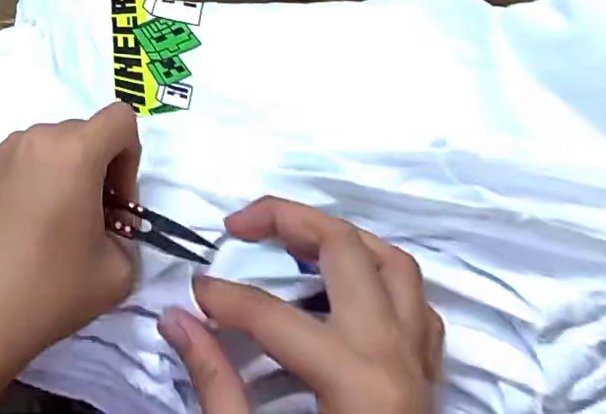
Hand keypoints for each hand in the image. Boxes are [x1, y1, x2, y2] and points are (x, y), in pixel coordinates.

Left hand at [0, 103, 140, 412]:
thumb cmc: (51, 287)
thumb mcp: (119, 271)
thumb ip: (129, 233)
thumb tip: (110, 220)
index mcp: (75, 151)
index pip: (120, 118)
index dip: (130, 157)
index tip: (117, 202)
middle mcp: (38, 137)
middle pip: (86, 132)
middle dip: (100, 168)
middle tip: (93, 219)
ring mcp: (6, 147)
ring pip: (55, 144)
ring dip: (68, 170)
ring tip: (57, 223)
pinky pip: (27, 155)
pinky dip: (39, 175)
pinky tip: (28, 221)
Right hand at [157, 198, 443, 413]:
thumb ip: (216, 384)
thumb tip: (174, 317)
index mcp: (358, 383)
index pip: (272, 313)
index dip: (223, 298)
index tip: (191, 297)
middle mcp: (397, 360)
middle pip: (346, 250)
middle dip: (286, 219)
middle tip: (238, 225)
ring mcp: (423, 369)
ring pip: (395, 266)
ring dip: (339, 238)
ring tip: (288, 237)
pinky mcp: (431, 384)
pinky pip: (416, 306)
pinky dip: (375, 278)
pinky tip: (337, 287)